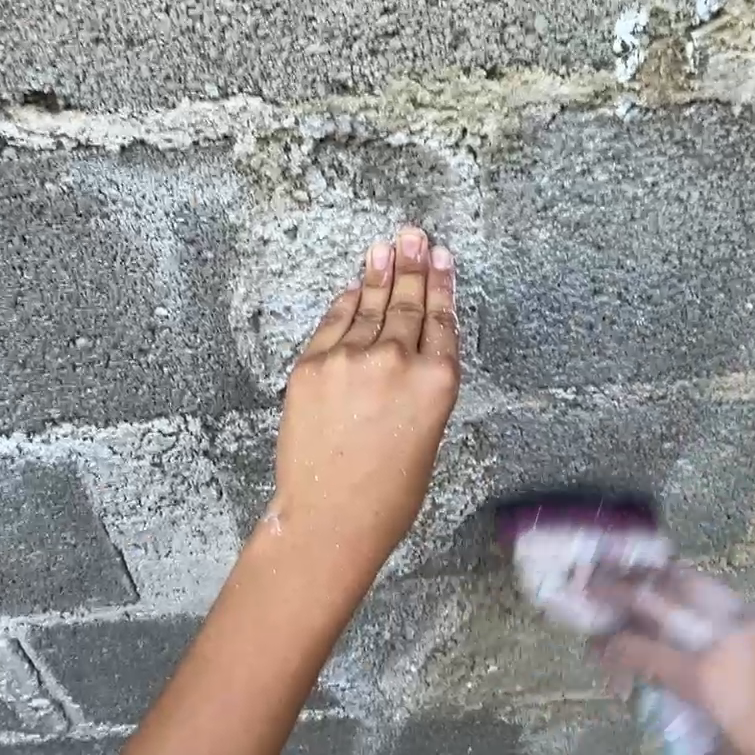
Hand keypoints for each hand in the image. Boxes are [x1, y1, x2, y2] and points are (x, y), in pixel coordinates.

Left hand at [265, 226, 461, 576]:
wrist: (329, 518)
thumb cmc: (388, 494)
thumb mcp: (427, 436)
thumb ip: (421, 386)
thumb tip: (407, 349)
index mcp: (436, 383)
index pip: (441, 320)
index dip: (441, 285)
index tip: (441, 258)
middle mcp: (397, 361)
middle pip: (407, 303)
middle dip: (412, 266)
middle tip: (414, 236)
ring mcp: (351, 359)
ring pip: (370, 305)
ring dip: (380, 273)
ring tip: (388, 245)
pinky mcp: (313, 364)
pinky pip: (334, 323)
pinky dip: (346, 302)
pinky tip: (355, 285)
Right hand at [591, 569, 754, 754]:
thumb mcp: (703, 732)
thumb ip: (667, 694)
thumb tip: (630, 670)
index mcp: (707, 677)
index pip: (640, 647)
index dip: (610, 645)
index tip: (594, 645)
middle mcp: (727, 637)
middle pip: (659, 598)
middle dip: (620, 588)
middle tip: (593, 581)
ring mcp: (753, 621)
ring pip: (692, 582)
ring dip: (659, 579)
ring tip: (633, 573)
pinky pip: (725, 596)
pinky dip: (699, 593)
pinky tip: (683, 593)